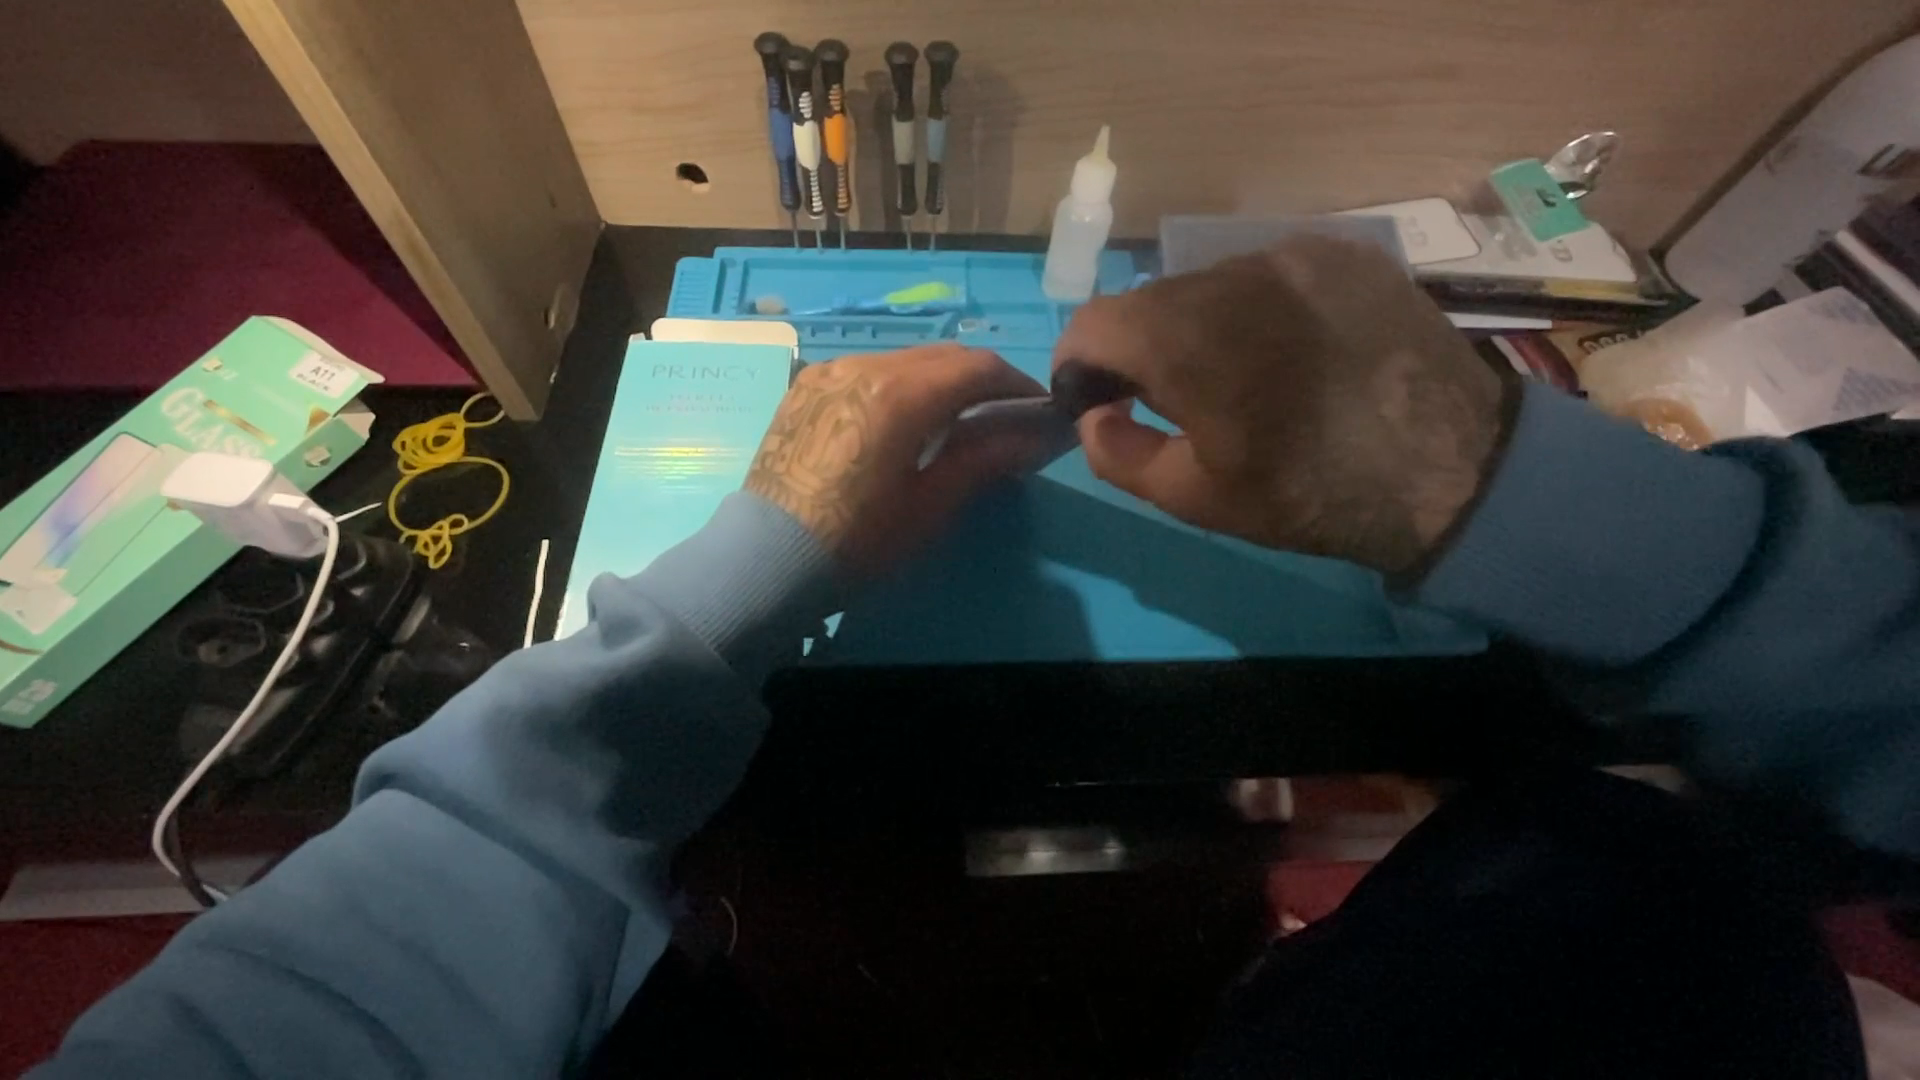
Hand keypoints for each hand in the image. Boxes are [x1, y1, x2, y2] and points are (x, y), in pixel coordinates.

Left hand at [744, 345, 1048, 573]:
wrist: (765, 559)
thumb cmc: (856, 542)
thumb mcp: (928, 507)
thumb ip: (984, 460)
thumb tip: (1035, 435)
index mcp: (899, 395)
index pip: (977, 368)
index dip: (1017, 384)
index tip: (1037, 409)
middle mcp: (863, 367)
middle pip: (942, 356)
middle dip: (982, 380)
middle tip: (1005, 415)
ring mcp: (829, 372)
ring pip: (905, 360)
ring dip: (941, 381)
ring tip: (957, 420)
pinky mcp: (806, 386)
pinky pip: (869, 371)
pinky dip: (901, 385)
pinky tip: (905, 420)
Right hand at [1054, 232, 1513, 577]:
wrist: (1453, 467)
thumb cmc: (1307, 493)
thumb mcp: (1192, 497)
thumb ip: (1115, 453)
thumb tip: (1091, 415)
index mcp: (1184, 337)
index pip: (1091, 323)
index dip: (1077, 363)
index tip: (1095, 399)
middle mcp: (1230, 273)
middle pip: (1147, 301)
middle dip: (1138, 349)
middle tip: (1168, 398)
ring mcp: (1291, 254)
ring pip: (1205, 283)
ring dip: (1197, 326)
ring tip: (1240, 374)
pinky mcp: (1343, 251)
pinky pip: (1266, 273)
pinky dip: (1254, 308)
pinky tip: (1290, 349)